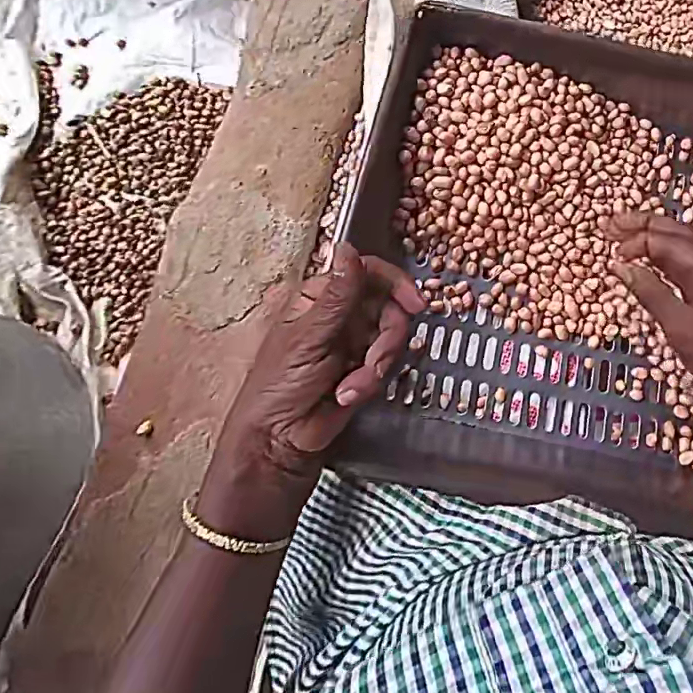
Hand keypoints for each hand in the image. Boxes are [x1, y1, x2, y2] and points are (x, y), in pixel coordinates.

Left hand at [199, 244, 424, 539]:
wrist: (278, 443)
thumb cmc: (278, 385)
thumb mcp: (308, 337)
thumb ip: (337, 295)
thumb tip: (346, 248)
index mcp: (321, 296)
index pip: (368, 273)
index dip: (395, 284)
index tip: (415, 302)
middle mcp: (342, 314)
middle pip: (388, 306)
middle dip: (387, 335)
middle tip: (375, 359)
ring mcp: (354, 341)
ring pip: (391, 336)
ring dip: (377, 363)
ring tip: (352, 385)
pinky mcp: (364, 368)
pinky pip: (386, 364)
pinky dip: (371, 380)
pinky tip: (348, 395)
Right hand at [602, 211, 692, 425]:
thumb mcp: (683, 333)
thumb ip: (651, 294)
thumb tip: (621, 266)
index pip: (673, 245)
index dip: (639, 243)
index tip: (613, 253)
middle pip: (683, 234)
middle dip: (645, 226)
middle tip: (611, 224)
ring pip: (690, 244)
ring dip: (657, 237)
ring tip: (624, 232)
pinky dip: (670, 255)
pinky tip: (650, 256)